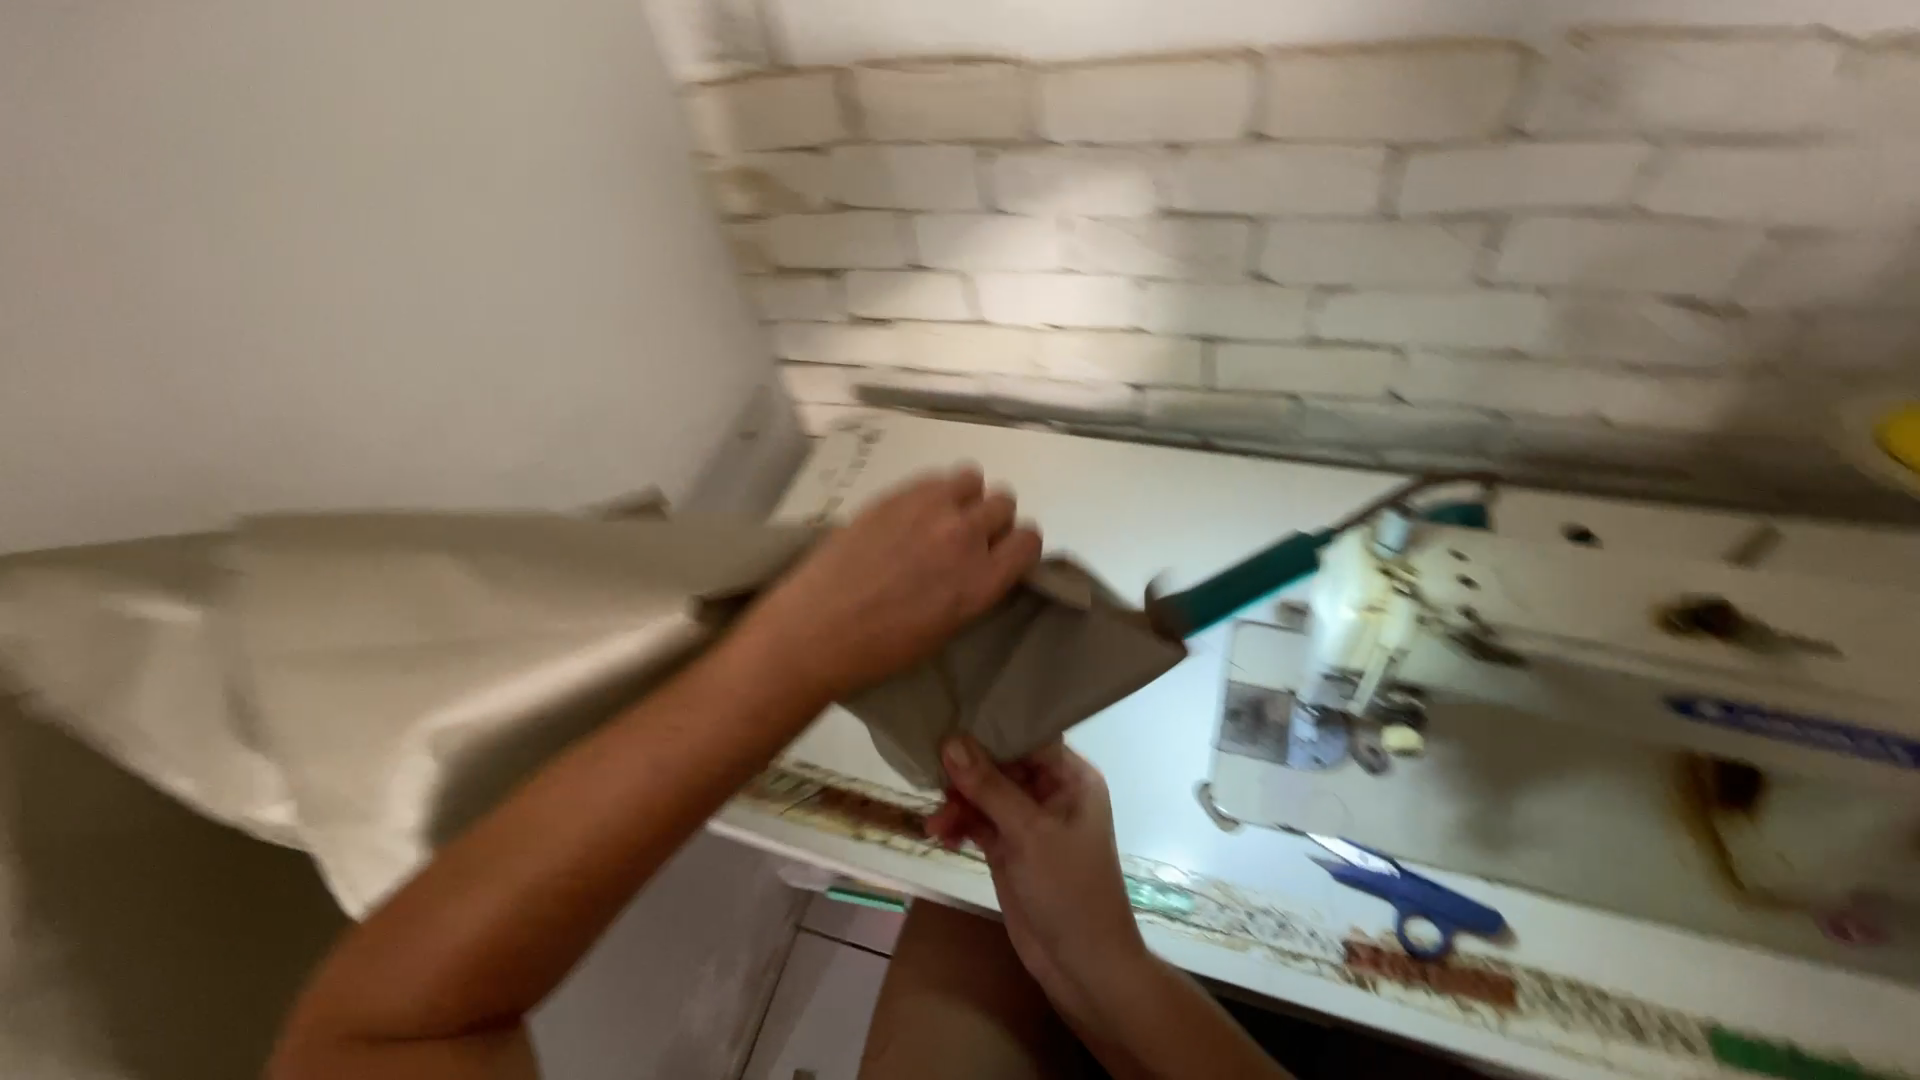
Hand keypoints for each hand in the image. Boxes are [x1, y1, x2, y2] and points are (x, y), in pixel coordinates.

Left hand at [736, 467, 1042, 704]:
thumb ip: (975, 588)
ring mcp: (928, 510)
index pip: (1029, 540)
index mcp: (982, 581)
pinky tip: (908, 516)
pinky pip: (933, 478)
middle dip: (990, 520)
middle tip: (964, 539)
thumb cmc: (882, 649)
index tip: (1001, 554)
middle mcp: (964, 537)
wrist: (817, 629)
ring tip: (939, 519)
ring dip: (964, 496)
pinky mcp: (894, 495)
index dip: (1017, 546)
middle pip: (1003, 503)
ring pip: (972, 478)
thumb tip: (983, 566)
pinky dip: (931, 492)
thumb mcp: (948, 627)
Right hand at [925, 737, 1146, 1018]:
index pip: (1029, 737)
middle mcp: (1051, 792)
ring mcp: (1029, 821)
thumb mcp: (1029, 833)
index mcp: (1072, 778)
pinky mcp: (1010, 848)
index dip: (991, 729)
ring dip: (958, 803)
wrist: (1082, 965)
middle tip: (932, 775)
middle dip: (967, 771)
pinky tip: (939, 835)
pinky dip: (959, 826)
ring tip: (935, 822)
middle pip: (1002, 764)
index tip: (951, 720)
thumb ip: (988, 786)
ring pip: (985, 794)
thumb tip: (951, 741)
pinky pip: (979, 823)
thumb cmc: (1069, 889)